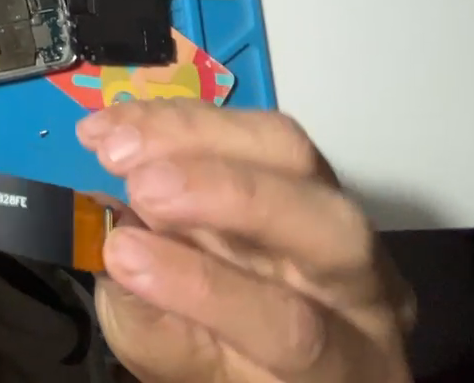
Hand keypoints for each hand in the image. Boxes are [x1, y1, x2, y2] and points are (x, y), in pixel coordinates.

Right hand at [78, 100, 414, 382]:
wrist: (256, 336)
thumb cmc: (217, 358)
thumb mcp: (172, 363)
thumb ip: (147, 317)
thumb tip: (114, 246)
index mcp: (342, 365)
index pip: (295, 327)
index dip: (203, 286)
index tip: (120, 255)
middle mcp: (361, 285)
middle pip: (328, 225)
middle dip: (224, 192)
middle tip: (136, 184)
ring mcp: (332, 210)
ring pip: (288, 151)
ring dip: (187, 133)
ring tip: (113, 143)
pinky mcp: (291, 162)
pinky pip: (242, 122)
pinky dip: (167, 116)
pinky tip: (115, 125)